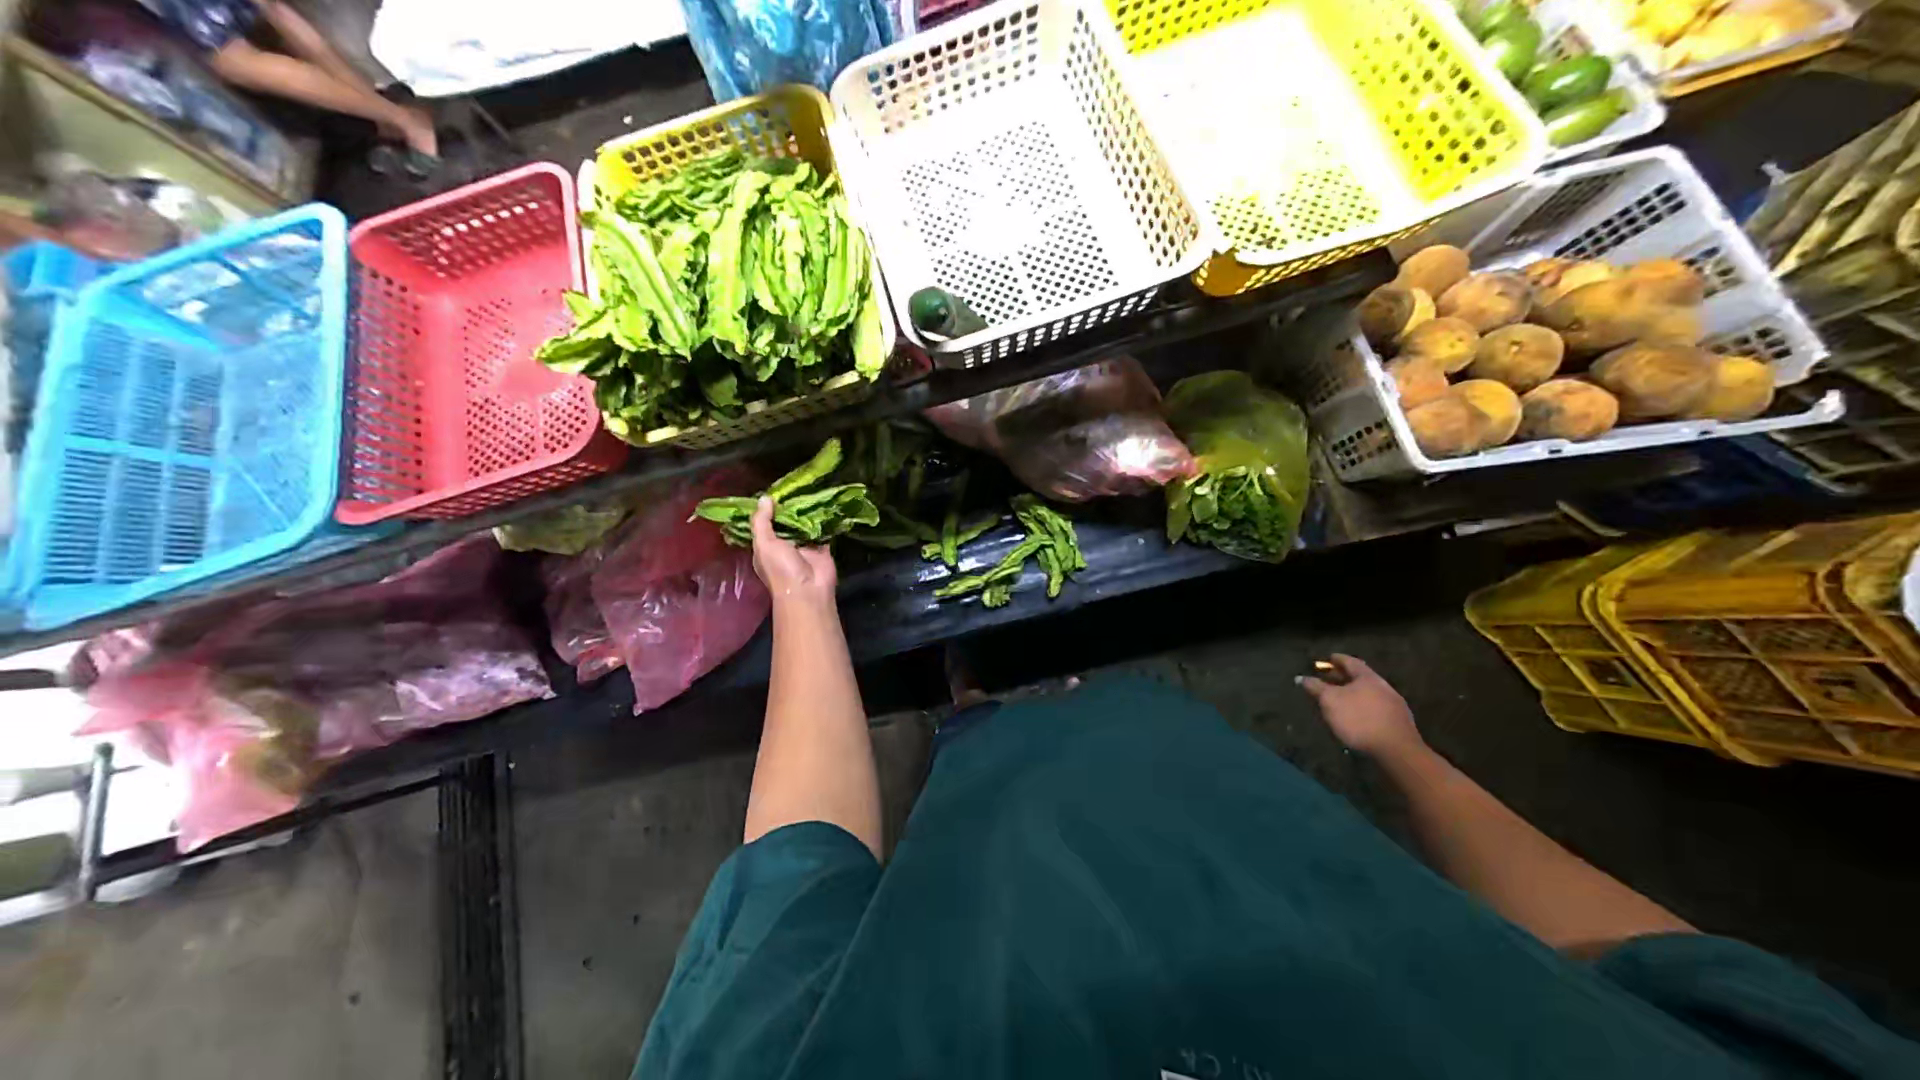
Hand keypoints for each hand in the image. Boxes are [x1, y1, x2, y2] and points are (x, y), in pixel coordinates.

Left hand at [750, 496, 836, 607]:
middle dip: (789, 508)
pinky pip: (823, 530)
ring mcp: (804, 547)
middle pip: (786, 523)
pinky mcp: (822, 547)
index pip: (765, 525)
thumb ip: (762, 521)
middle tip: (794, 487)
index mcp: (767, 547)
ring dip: (807, 511)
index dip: (767, 509)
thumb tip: (765, 498)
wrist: (808, 590)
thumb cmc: (781, 568)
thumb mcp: (764, 544)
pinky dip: (824, 520)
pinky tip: (825, 503)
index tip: (773, 492)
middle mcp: (785, 546)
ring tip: (809, 489)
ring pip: (804, 525)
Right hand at [1300, 654, 1424, 759]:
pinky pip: (1375, 707)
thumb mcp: (1330, 701)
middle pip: (1360, 677)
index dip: (1337, 659)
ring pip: (1368, 693)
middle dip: (1343, 677)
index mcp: (1367, 677)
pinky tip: (1356, 716)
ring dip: (1353, 693)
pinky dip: (1363, 706)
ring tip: (1339, 699)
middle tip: (1328, 679)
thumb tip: (1301, 677)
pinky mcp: (1397, 721)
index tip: (1328, 658)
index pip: (1350, 662)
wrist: (1396, 749)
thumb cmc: (1359, 719)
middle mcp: (1382, 686)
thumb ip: (1316, 687)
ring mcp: (1393, 704)